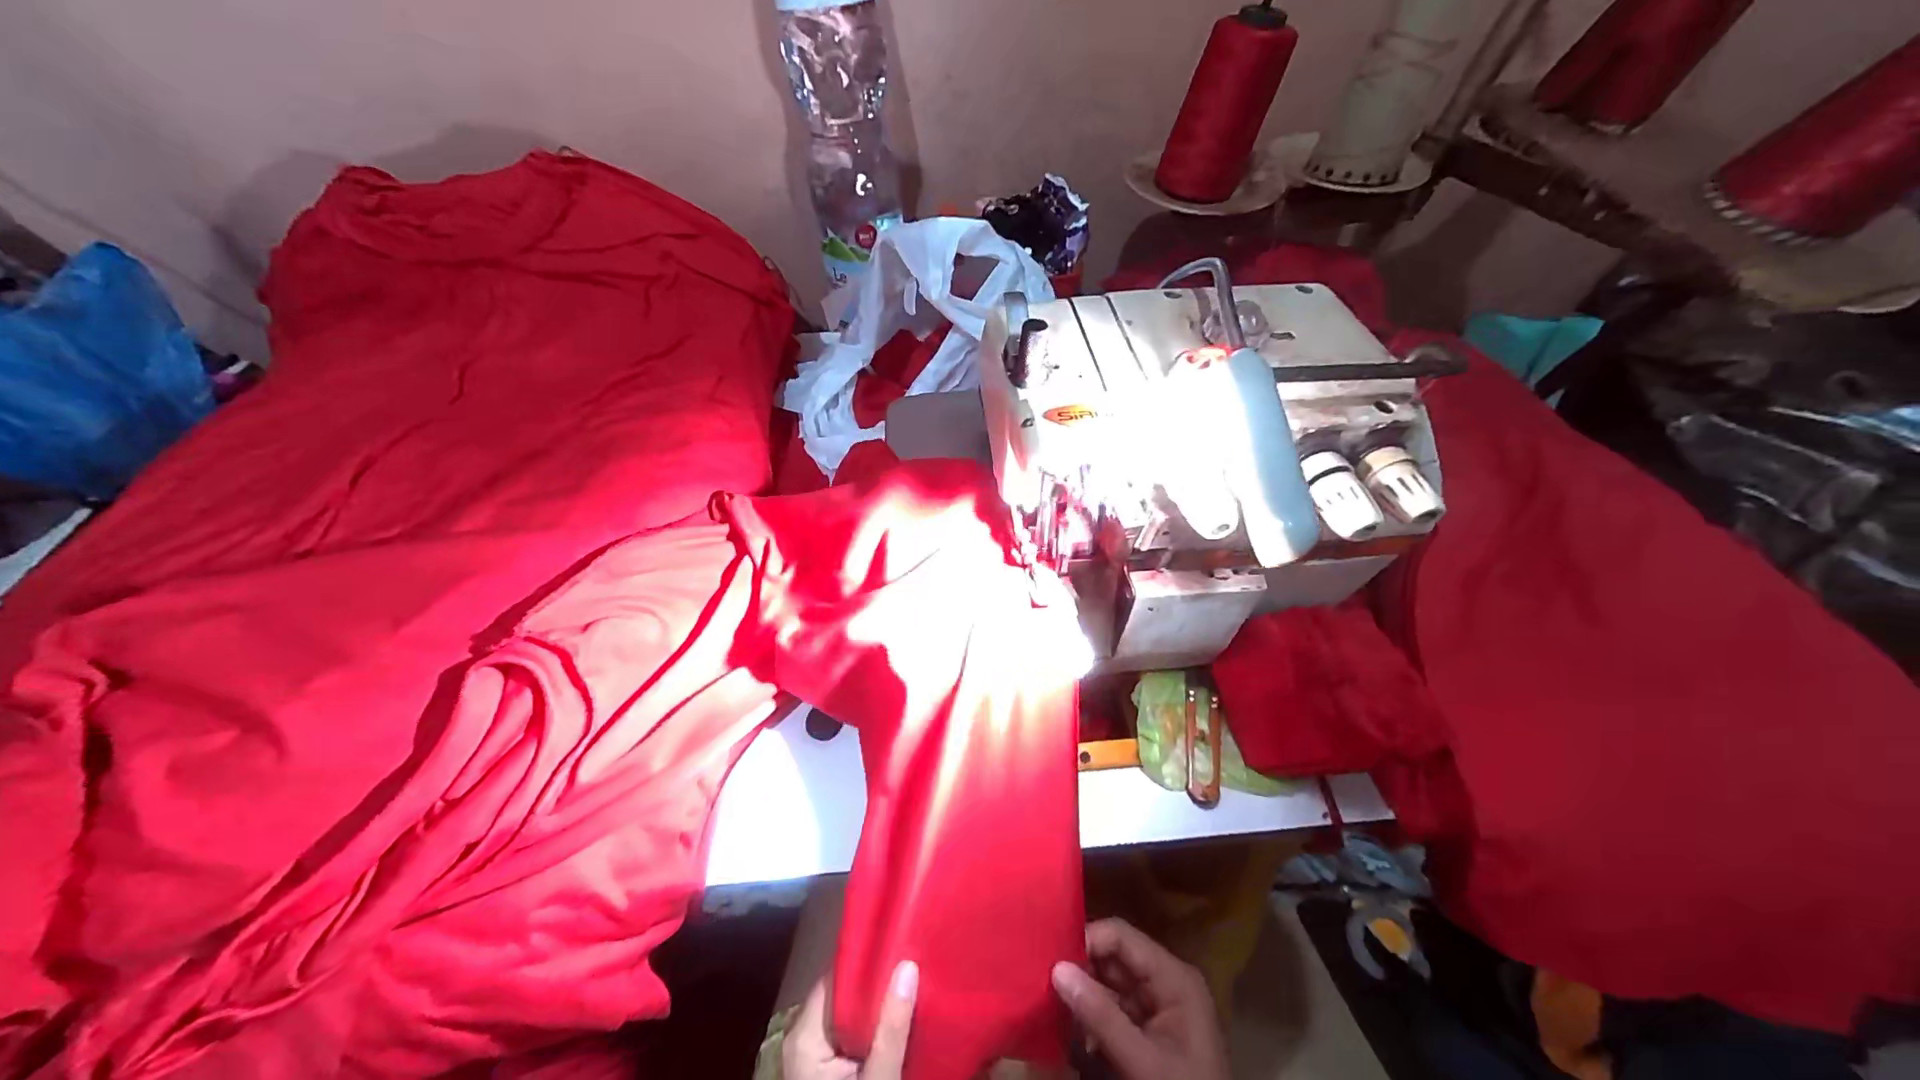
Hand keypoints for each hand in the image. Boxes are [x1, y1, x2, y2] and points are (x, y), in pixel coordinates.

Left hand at [782, 961, 917, 1079]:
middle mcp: (801, 1037)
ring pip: (846, 1012)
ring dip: (876, 1003)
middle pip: (841, 994)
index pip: (836, 978)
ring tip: (912, 981)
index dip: (869, 961)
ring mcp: (810, 1055)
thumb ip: (892, 1028)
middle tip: (914, 962)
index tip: (903, 944)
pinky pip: (847, 1032)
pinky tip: (897, 1016)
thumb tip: (908, 966)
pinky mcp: (822, 1069)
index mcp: (804, 1036)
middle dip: (876, 981)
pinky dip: (870, 1025)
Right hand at [1051, 919, 1229, 1079]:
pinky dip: (1090, 1017)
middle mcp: (1165, 981)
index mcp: (1174, 977)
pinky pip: (1111, 1009)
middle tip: (1041, 982)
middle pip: (1112, 957)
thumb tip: (1057, 969)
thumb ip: (1100, 1015)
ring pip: (1108, 983)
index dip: (1085, 941)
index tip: (1049, 961)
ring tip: (1048, 1004)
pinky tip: (1067, 1029)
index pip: (1121, 936)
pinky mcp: (1148, 1031)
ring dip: (1081, 994)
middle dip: (1078, 968)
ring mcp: (1157, 1007)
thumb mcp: (1143, 1062)